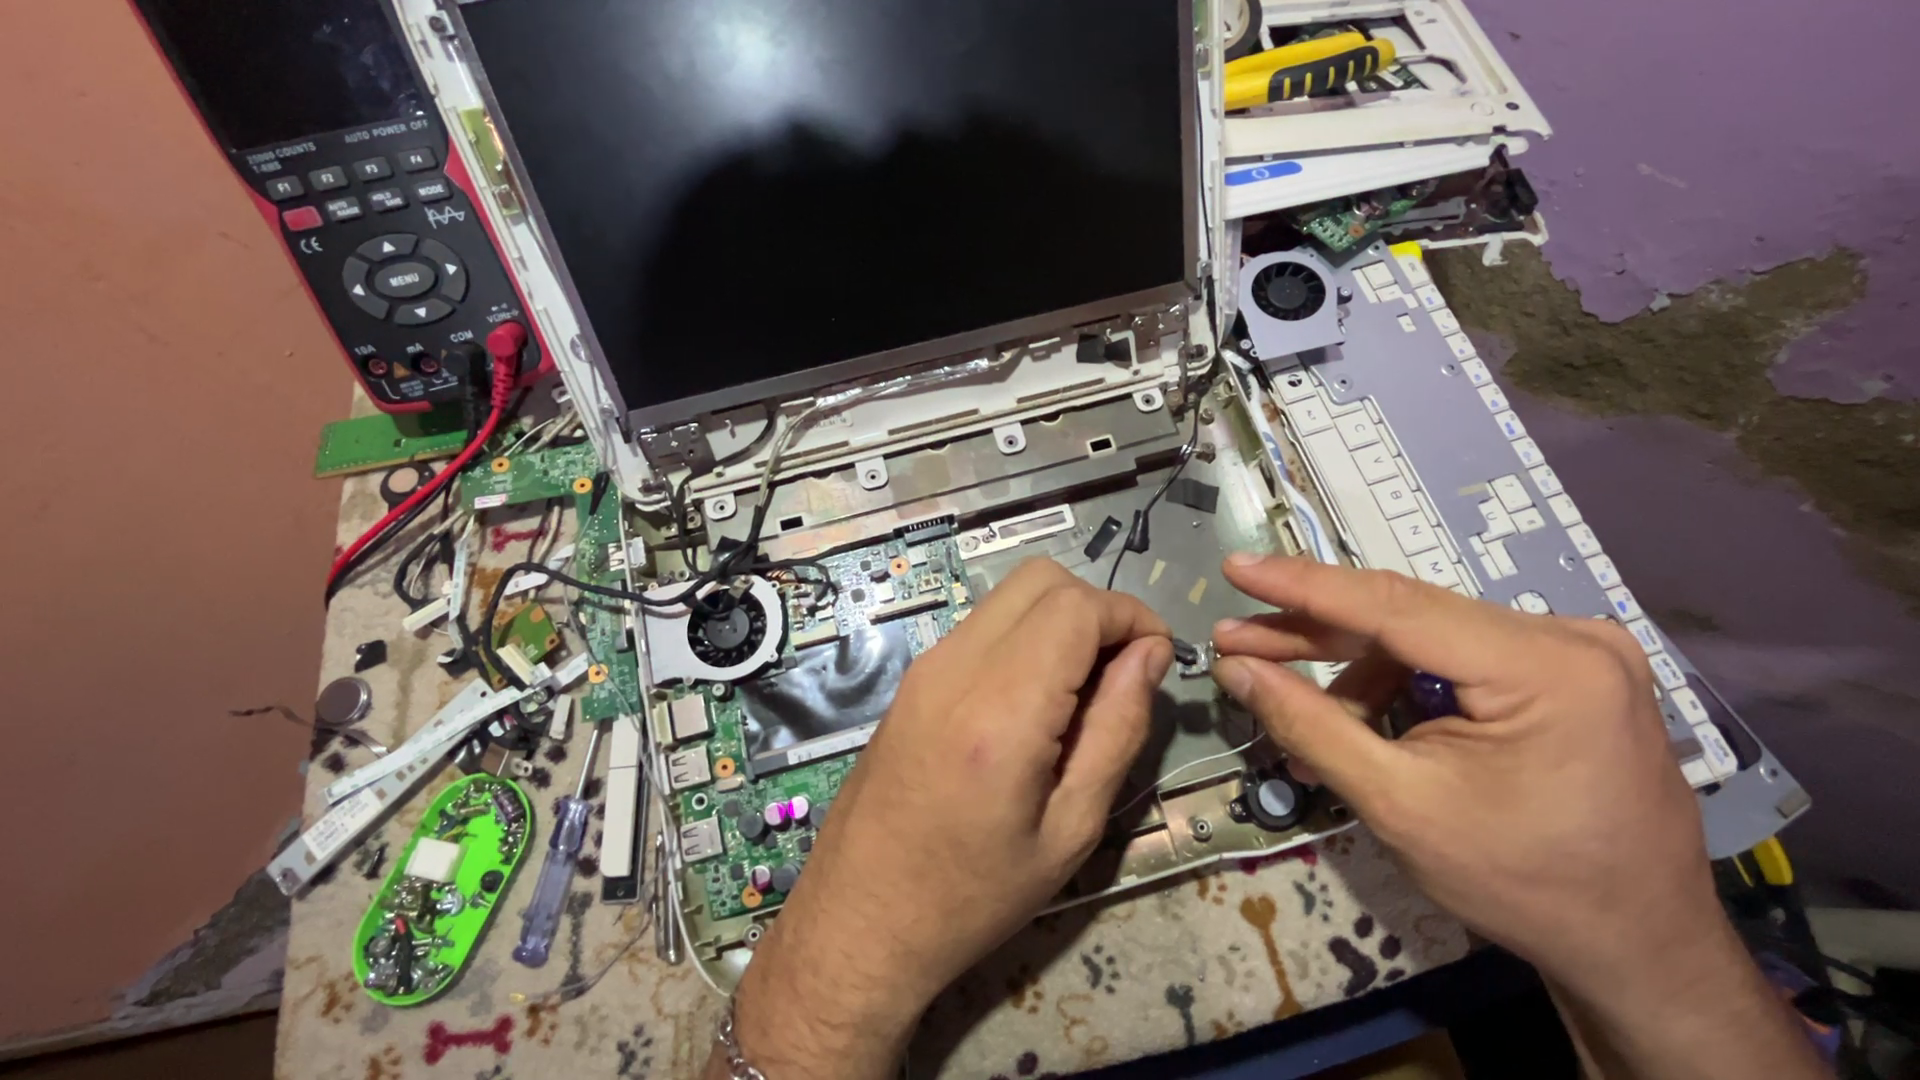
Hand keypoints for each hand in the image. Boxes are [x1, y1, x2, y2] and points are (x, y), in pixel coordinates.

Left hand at [717, 558, 1173, 1079]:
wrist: (861, 916)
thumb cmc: (974, 894)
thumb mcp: (1071, 829)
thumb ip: (1118, 729)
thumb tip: (1150, 655)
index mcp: (1001, 709)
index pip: (1077, 607)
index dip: (1131, 617)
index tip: (1158, 660)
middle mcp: (957, 667)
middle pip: (1041, 579)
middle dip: (1097, 608)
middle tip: (1122, 671)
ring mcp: (926, 667)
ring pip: (1008, 595)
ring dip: (1059, 620)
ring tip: (1082, 692)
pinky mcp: (912, 678)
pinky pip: (982, 626)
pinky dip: (1024, 636)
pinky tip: (1035, 700)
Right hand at [1209, 556, 1826, 1077]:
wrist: (1638, 952)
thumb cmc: (1523, 884)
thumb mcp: (1399, 804)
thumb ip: (1310, 725)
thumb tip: (1236, 669)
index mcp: (1545, 666)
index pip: (1395, 605)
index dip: (1302, 585)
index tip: (1235, 567)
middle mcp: (1568, 637)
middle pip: (1407, 618)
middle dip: (1314, 635)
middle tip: (1235, 641)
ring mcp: (1573, 653)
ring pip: (1424, 641)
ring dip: (1353, 677)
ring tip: (1300, 726)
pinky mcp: (1564, 676)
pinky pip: (1455, 662)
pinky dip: (1398, 691)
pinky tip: (1359, 729)